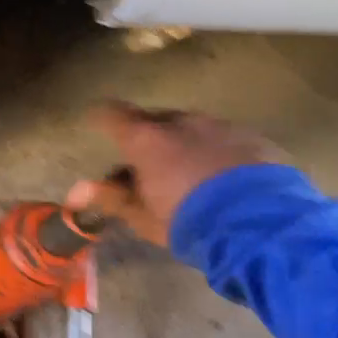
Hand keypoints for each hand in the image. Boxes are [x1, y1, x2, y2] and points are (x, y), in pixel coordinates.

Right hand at [66, 101, 288, 246]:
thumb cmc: (187, 219)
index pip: (112, 114)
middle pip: (155, 119)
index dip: (102, 116)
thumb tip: (76, 192)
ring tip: (188, 171)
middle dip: (148, 135)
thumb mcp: (142, 215)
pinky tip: (222, 177)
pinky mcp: (255, 139)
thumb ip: (111, 197)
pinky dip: (216, 152)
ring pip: (193, 128)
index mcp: (146, 139)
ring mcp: (221, 127)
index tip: (97, 121)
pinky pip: (225, 140)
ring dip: (184, 142)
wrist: (261, 223)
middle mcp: (181, 123)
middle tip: (146, 160)